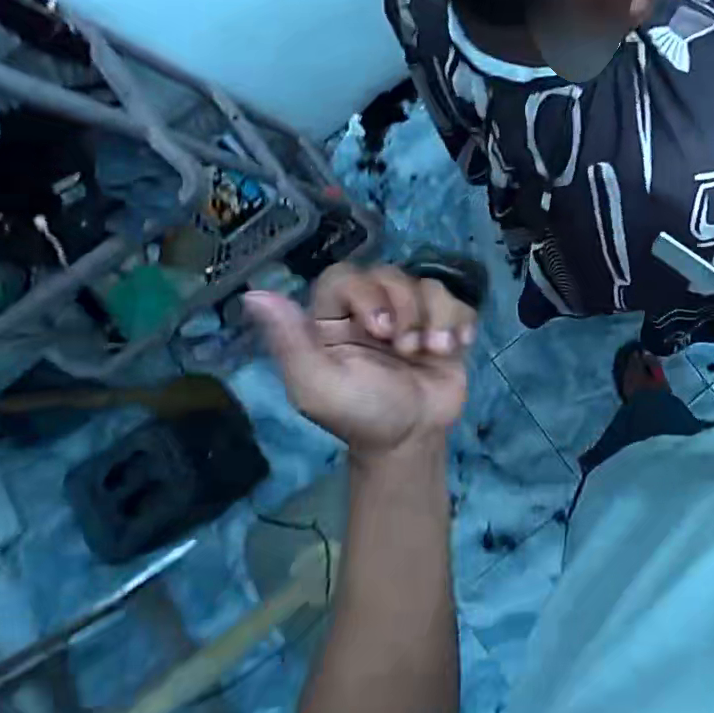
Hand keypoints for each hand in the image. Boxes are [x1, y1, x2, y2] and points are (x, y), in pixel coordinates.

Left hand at [245, 263, 474, 460]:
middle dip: (405, 308)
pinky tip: (453, 346)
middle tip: (405, 349)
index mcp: (334, 320)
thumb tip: (254, 296)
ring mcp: (412, 315)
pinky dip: (460, 323)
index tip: (378, 329)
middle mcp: (373, 309)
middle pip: (391, 274)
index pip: (344, 276)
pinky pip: (458, 301)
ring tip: (432, 351)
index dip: (366, 293)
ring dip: (434, 319)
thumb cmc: (361, 414)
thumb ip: (289, 342)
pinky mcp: (445, 323)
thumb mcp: (317, 386)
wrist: (414, 438)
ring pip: (428, 285)